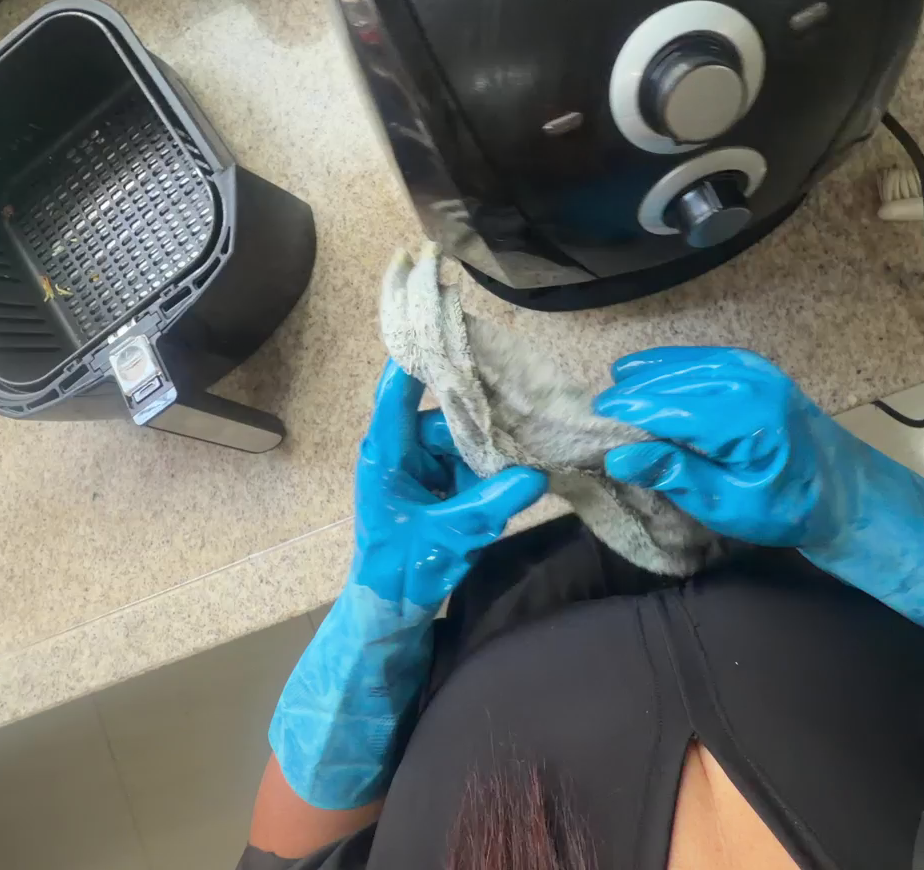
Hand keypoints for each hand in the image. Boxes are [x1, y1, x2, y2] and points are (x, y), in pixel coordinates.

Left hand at [271, 362, 545, 809]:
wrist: (390, 613)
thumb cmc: (399, 574)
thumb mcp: (445, 541)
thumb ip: (488, 508)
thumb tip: (537, 474)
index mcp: (387, 454)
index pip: (398, 391)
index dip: (417, 351)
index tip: (441, 311)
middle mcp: (405, 447)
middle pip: (446, 406)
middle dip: (482, 398)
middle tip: (523, 380)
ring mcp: (426, 461)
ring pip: (467, 430)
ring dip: (496, 432)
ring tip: (536, 421)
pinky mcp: (444, 477)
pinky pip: (475, 453)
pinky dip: (498, 455)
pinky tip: (529, 450)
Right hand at [593, 346, 830, 547]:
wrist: (849, 492)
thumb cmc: (788, 509)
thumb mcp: (731, 507)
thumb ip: (676, 475)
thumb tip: (617, 456)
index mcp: (743, 417)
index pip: (661, 407)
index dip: (619, 415)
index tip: (586, 429)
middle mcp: (743, 379)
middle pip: (661, 381)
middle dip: (625, 401)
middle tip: (595, 428)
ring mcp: (746, 365)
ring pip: (671, 366)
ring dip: (639, 386)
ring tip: (612, 410)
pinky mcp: (746, 363)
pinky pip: (689, 359)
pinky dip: (661, 372)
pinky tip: (640, 382)